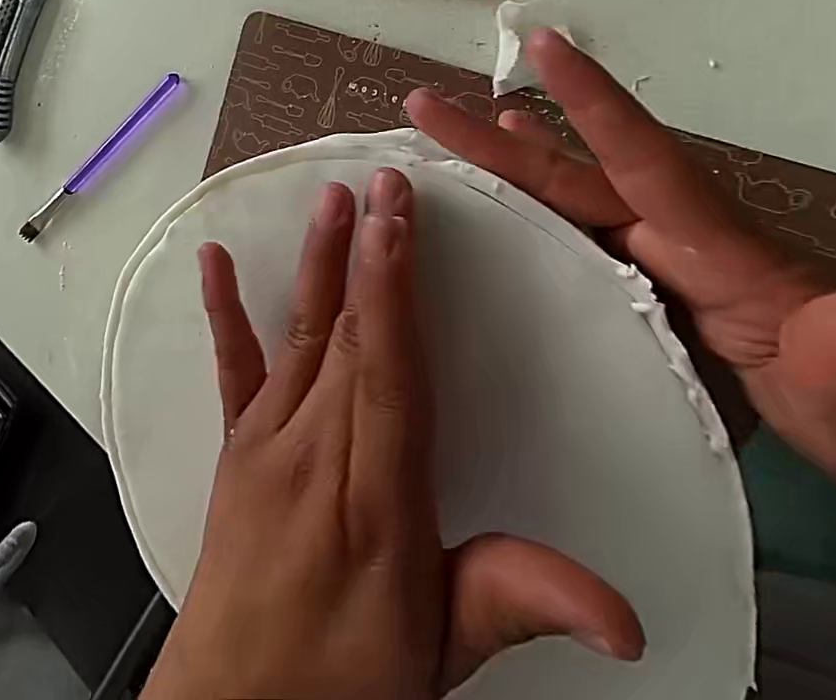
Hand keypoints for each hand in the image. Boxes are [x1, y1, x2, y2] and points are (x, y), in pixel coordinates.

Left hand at [143, 170, 643, 699]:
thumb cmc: (340, 679)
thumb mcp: (437, 654)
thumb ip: (511, 603)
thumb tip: (623, 614)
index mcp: (375, 495)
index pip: (389, 368)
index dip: (395, 288)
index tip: (400, 220)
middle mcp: (314, 451)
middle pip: (349, 336)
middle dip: (368, 254)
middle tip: (381, 184)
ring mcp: (264, 441)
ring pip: (298, 336)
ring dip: (314, 264)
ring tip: (328, 201)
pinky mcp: (234, 446)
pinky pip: (232, 368)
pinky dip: (223, 310)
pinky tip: (213, 259)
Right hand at [402, 29, 835, 494]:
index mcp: (714, 245)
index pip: (639, 160)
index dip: (589, 103)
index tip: (542, 48)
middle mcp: (675, 237)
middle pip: (572, 174)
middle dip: (496, 138)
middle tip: (425, 104)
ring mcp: (655, 261)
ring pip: (564, 198)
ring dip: (508, 159)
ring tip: (459, 127)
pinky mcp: (638, 287)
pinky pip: (568, 235)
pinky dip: (529, 205)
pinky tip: (506, 199)